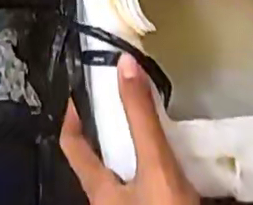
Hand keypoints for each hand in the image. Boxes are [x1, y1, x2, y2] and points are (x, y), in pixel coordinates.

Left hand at [60, 55, 199, 204]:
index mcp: (99, 191)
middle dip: (115, 130)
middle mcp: (109, 204)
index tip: (78, 87)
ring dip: (141, 149)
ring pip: (130, 174)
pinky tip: (181, 159)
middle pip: (104, 159)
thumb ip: (140, 117)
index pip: (72, 145)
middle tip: (129, 98)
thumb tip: (124, 62)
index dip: (71, 116)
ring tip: (157, 122)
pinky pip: (153, 189)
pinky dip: (162, 170)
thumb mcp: (155, 167)